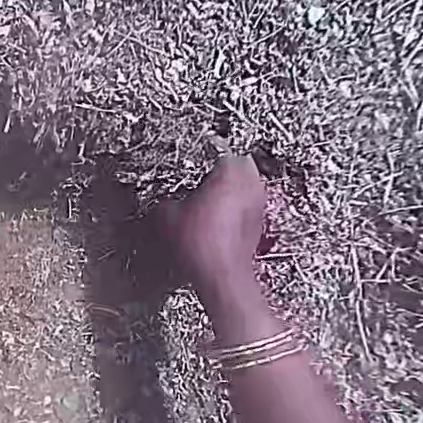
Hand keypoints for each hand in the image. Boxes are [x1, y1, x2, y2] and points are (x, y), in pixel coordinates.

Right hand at [160, 155, 268, 314]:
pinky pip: (246, 204)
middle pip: (235, 163)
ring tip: (207, 197)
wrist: (222, 276)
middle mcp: (250, 182)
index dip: (201, 150)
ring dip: (228, 187)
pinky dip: (234, 206)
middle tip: (200, 176)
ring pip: (244, 183)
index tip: (193, 155)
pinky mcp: (259, 221)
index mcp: (229, 171)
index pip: (217, 147)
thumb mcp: (168, 217)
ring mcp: (258, 203)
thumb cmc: (203, 246)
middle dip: (219, 168)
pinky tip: (216, 218)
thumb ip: (165, 202)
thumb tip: (163, 203)